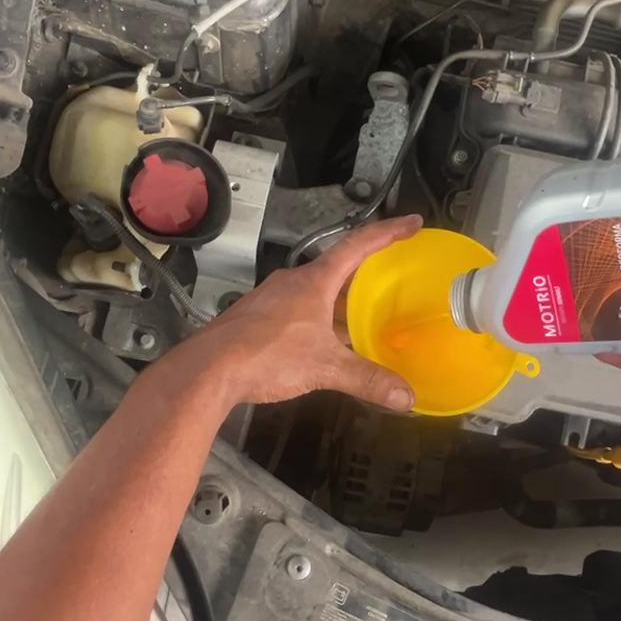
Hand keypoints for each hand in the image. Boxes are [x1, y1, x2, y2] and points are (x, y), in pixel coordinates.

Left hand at [164, 215, 422, 411]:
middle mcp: (293, 282)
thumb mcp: (325, 368)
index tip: (412, 223)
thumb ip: (367, 380)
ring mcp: (272, 299)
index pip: (358, 245)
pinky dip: (320, 319)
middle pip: (338, 267)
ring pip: (317, 291)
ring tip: (365, 316)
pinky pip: (299, 310)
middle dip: (366, 273)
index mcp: (314, 281)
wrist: (208, 370)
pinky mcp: (259, 319)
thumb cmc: (266, 356)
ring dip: (341, 301)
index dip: (389, 232)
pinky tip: (326, 342)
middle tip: (392, 278)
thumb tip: (406, 397)